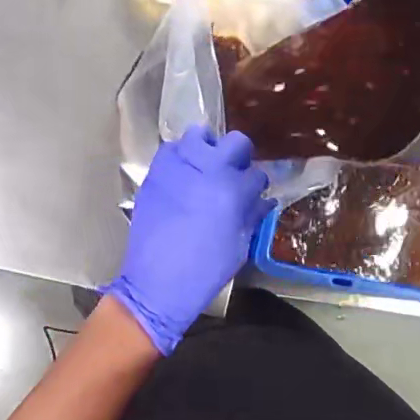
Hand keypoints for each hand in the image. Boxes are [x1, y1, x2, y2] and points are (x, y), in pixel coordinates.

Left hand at [102, 126, 270, 353]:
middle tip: (234, 173)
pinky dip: (180, 156)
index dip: (257, 186)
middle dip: (240, 157)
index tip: (252, 195)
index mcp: (234, 192)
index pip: (257, 175)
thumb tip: (263, 201)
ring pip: (200, 135)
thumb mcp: (238, 248)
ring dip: (208, 148)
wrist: (155, 283)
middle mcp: (209, 170)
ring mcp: (179, 167)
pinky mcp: (155, 172)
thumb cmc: (204, 272)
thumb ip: (252, 218)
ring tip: (206, 168)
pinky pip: (171, 149)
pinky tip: (183, 176)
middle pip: (236, 142)